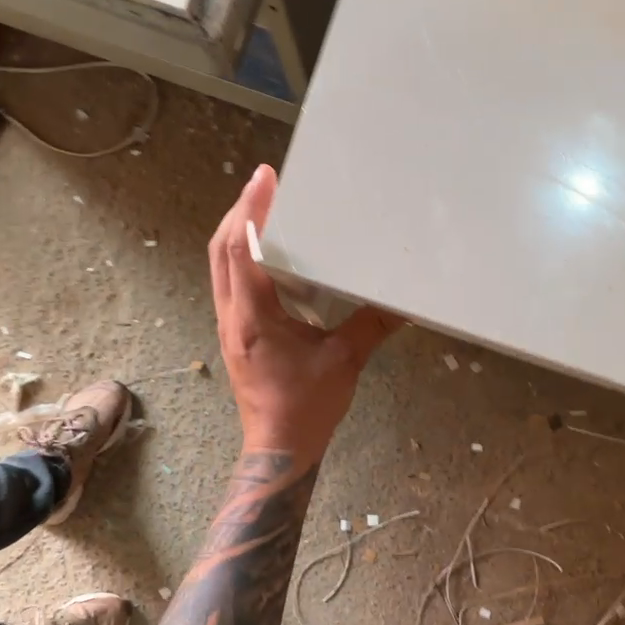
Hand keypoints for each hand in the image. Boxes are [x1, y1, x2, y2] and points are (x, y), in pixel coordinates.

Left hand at [208, 165, 402, 462]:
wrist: (279, 447)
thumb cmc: (306, 407)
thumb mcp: (345, 362)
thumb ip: (372, 326)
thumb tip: (403, 302)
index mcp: (253, 316)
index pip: (241, 249)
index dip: (251, 209)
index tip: (265, 177)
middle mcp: (232, 315)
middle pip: (220, 250)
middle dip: (239, 212)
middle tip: (264, 185)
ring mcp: (228, 326)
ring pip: (221, 267)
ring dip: (236, 234)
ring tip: (262, 211)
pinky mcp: (235, 336)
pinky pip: (230, 285)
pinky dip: (242, 259)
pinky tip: (266, 257)